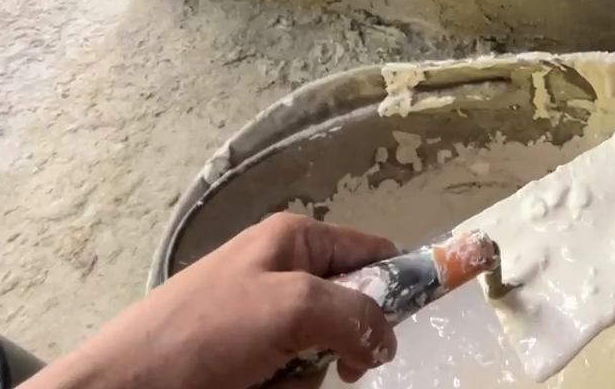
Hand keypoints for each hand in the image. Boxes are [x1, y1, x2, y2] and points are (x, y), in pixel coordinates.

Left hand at [28, 214, 401, 388]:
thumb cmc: (205, 334)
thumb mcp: (292, 308)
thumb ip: (354, 314)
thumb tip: (389, 340)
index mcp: (294, 240)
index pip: (370, 252)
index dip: (396, 282)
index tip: (409, 323)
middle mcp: (280, 273)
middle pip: (346, 311)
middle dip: (339, 347)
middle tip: (342, 371)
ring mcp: (256, 322)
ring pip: (316, 356)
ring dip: (302, 380)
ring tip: (266, 387)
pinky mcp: (237, 365)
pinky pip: (285, 380)